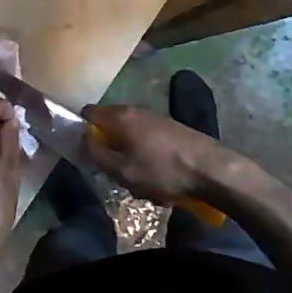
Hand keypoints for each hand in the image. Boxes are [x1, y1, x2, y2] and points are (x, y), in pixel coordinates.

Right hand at [80, 104, 227, 203]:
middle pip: (110, 126)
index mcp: (121, 116)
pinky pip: (146, 143)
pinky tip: (159, 180)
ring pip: (129, 138)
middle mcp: (136, 110)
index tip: (84, 151)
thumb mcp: (122, 169)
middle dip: (109, 150)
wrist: (210, 168)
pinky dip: (146, 160)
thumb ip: (96, 153)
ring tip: (142, 183)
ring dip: (130, 159)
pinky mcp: (170, 129)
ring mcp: (155, 118)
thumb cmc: (162, 170)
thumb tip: (81, 138)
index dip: (81, 129)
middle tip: (115, 173)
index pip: (89, 112)